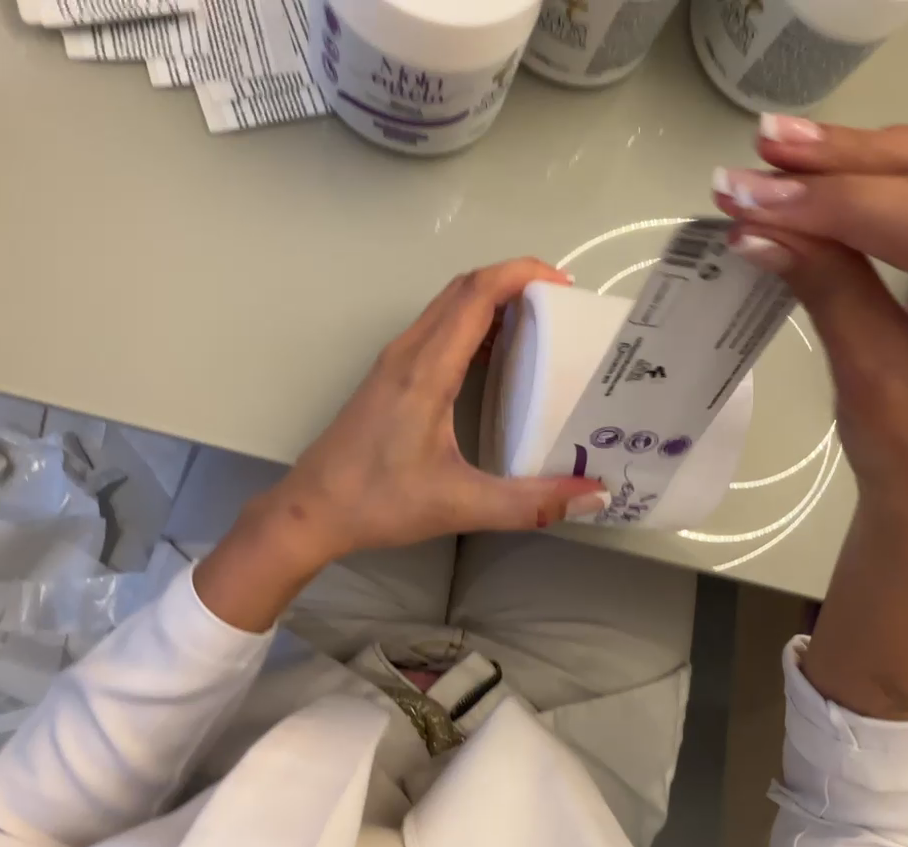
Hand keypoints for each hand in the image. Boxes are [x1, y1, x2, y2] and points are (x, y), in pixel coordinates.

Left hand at [195, 259, 606, 631]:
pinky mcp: (387, 379)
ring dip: (491, 302)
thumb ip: (531, 503)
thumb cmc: (379, 502)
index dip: (522, 274)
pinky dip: (470, 326)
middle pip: (463, 289)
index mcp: (426, 370)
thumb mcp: (462, 506)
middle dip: (514, 282)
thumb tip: (596, 496)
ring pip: (446, 308)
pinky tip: (494, 359)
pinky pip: (435, 331)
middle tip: (561, 306)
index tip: (565, 285)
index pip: (476, 294)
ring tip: (538, 325)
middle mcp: (408, 353)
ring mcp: (393, 364)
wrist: (311, 511)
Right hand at [713, 118, 907, 527]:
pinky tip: (820, 167)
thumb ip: (827, 287)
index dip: (842, 204)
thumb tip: (756, 225)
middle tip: (757, 157)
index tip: (754, 196)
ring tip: (775, 153)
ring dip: (854, 156)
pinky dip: (874, 171)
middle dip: (844, 167)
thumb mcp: (867, 378)